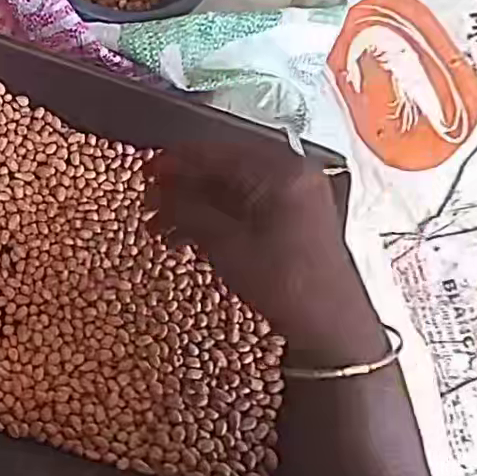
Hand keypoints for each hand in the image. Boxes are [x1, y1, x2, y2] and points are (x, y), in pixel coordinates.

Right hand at [145, 140, 383, 364]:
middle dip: (182, 187)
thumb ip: (190, 211)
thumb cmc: (283, 282)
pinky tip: (187, 237)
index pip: (217, 152)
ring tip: (160, 227)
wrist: (330, 323)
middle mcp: (290, 174)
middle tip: (150, 202)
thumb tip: (159, 193)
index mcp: (280, 171)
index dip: (176, 162)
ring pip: (231, 190)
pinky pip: (245, 206)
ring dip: (194, 206)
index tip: (146, 171)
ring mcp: (294, 195)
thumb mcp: (226, 245)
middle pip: (223, 169)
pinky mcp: (292, 217)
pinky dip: (215, 218)